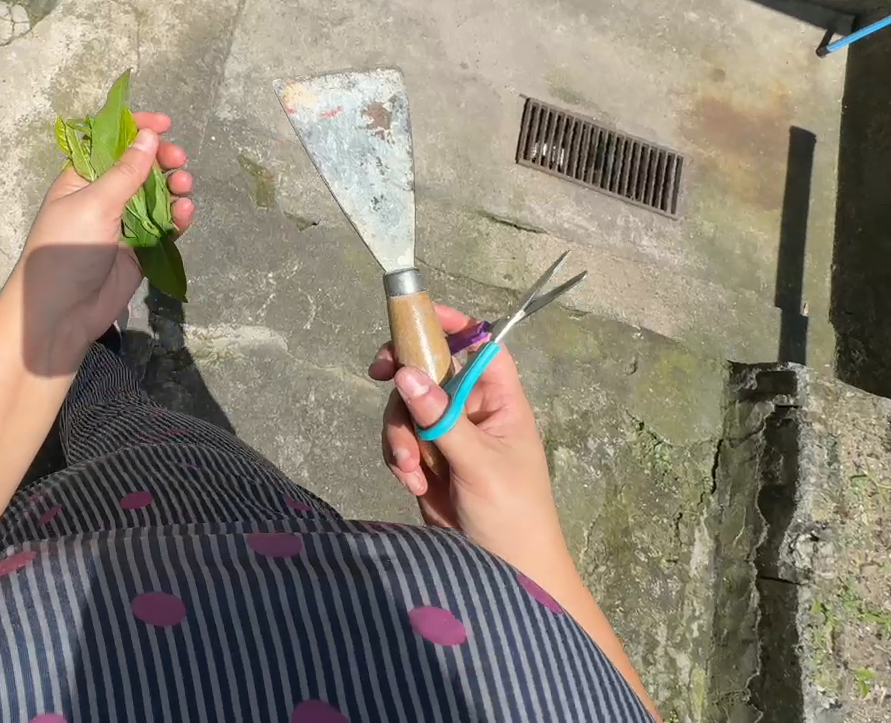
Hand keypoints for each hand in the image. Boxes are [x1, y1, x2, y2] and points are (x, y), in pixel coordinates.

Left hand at [8, 111, 192, 364]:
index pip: (111, 143)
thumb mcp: (94, 204)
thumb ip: (125, 172)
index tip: (165, 123)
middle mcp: (103, 197)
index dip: (136, 129)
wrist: (62, 313)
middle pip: (140, 167)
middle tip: (179, 161)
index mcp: (81, 178)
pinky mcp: (140, 250)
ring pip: (157, 196)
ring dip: (174, 187)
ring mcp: (123, 224)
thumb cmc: (66, 250)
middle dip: (162, 159)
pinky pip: (164, 226)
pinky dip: (177, 217)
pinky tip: (185, 214)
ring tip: (185, 187)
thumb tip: (148, 135)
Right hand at [370, 303, 572, 584]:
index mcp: (500, 402)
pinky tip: (412, 482)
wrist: (507, 574)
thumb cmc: (513, 515)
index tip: (416, 316)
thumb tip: (404, 373)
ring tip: (410, 468)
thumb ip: (440, 418)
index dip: (454, 324)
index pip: (480, 347)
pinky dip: (398, 457)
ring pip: (405, 406)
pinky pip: (398, 437)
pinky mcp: (426, 458)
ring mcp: (446, 433)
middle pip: (428, 370)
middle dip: (403, 379)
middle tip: (378, 374)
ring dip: (399, 434)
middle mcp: (472, 410)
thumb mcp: (478, 464)